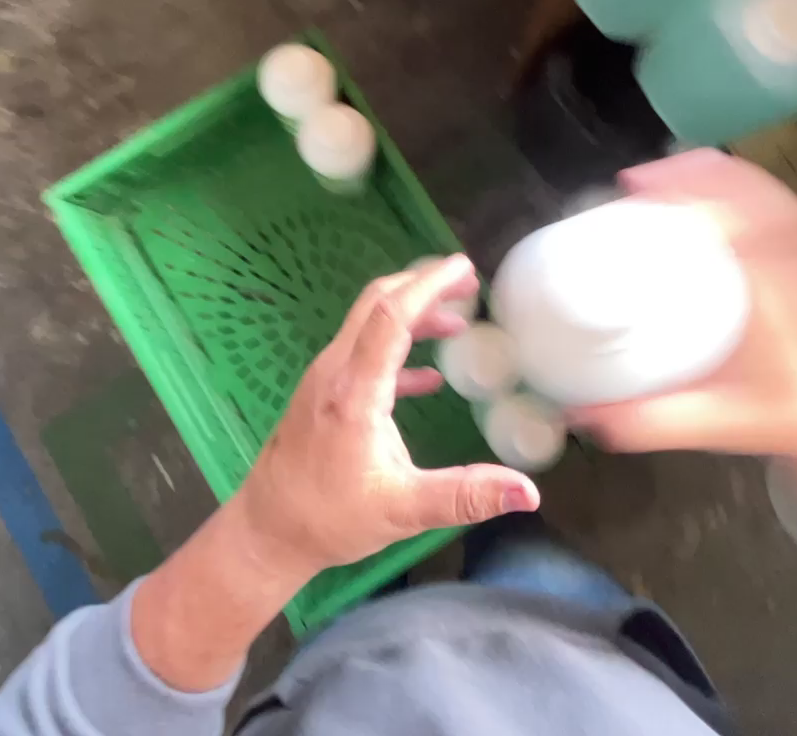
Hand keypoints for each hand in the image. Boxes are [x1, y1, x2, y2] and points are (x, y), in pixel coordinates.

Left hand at [233, 254, 541, 577]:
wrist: (268, 529)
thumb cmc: (331, 518)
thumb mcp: (403, 509)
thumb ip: (465, 496)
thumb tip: (528, 491)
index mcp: (355, 389)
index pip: (391, 316)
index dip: (428, 285)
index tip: (463, 266)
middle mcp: (336, 369)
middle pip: (377, 303)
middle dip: (422, 284)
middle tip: (467, 282)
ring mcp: (325, 377)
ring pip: (369, 324)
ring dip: (412, 313)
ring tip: (458, 320)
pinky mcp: (324, 390)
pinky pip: (364, 353)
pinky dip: (398, 347)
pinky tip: (429, 375)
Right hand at [568, 148, 796, 460]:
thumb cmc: (785, 419)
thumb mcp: (710, 424)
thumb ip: (644, 421)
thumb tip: (578, 413)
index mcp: (771, 295)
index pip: (735, 220)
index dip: (685, 192)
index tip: (637, 188)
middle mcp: (792, 265)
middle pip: (749, 191)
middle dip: (691, 173)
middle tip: (637, 180)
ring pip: (765, 192)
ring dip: (716, 173)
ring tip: (666, 174)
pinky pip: (777, 204)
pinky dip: (741, 185)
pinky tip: (710, 191)